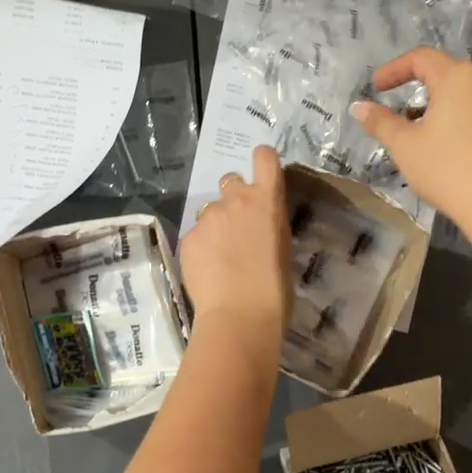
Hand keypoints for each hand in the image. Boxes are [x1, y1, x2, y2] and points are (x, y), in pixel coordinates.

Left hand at [180, 146, 288, 334]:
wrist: (240, 314)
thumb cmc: (275, 289)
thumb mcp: (282, 248)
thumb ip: (269, 224)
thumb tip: (259, 223)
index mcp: (267, 200)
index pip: (264, 157)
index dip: (262, 162)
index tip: (261, 176)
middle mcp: (236, 199)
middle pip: (231, 180)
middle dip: (234, 198)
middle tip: (238, 228)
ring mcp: (208, 217)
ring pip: (210, 210)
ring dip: (216, 224)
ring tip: (221, 256)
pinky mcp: (188, 237)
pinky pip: (196, 234)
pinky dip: (201, 247)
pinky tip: (208, 270)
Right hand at [350, 47, 471, 231]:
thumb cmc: (447, 169)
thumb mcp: (405, 147)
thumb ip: (381, 122)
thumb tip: (358, 107)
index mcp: (457, 77)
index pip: (421, 58)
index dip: (394, 69)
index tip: (377, 86)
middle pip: (448, 75)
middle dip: (421, 91)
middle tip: (402, 115)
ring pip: (469, 96)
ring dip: (445, 108)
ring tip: (428, 135)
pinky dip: (466, 123)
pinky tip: (458, 150)